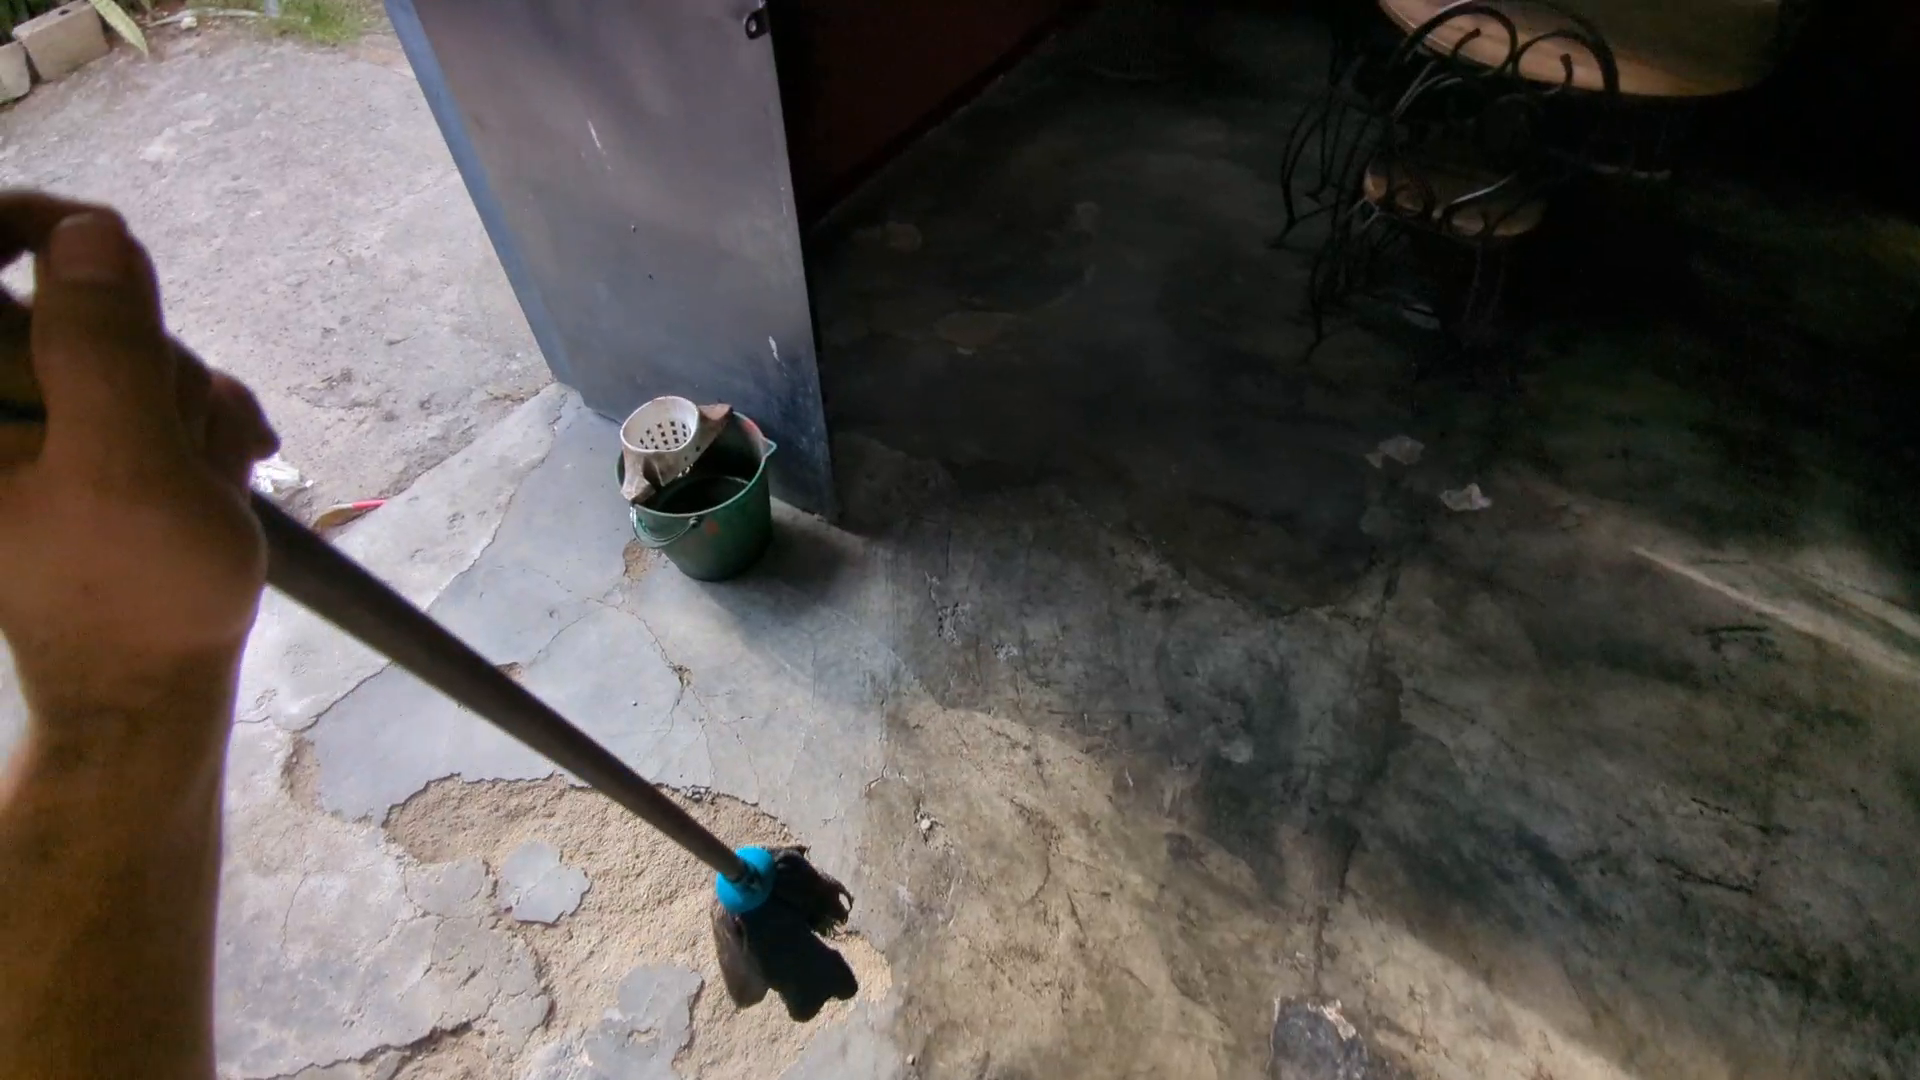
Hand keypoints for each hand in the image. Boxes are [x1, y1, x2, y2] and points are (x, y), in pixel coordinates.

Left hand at [0, 193, 277, 709]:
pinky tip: (228, 463)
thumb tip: (96, 232)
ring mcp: (40, 423)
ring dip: (195, 399)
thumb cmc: (133, 586)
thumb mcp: (127, 470)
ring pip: (131, 354)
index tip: (100, 237)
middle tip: (186, 431)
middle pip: (65, 310)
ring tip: (218, 466)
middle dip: (153, 359)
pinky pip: (159, 393)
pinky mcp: (92, 441)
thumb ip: (106, 352)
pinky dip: (206, 420)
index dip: (19, 227)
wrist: (157, 670)